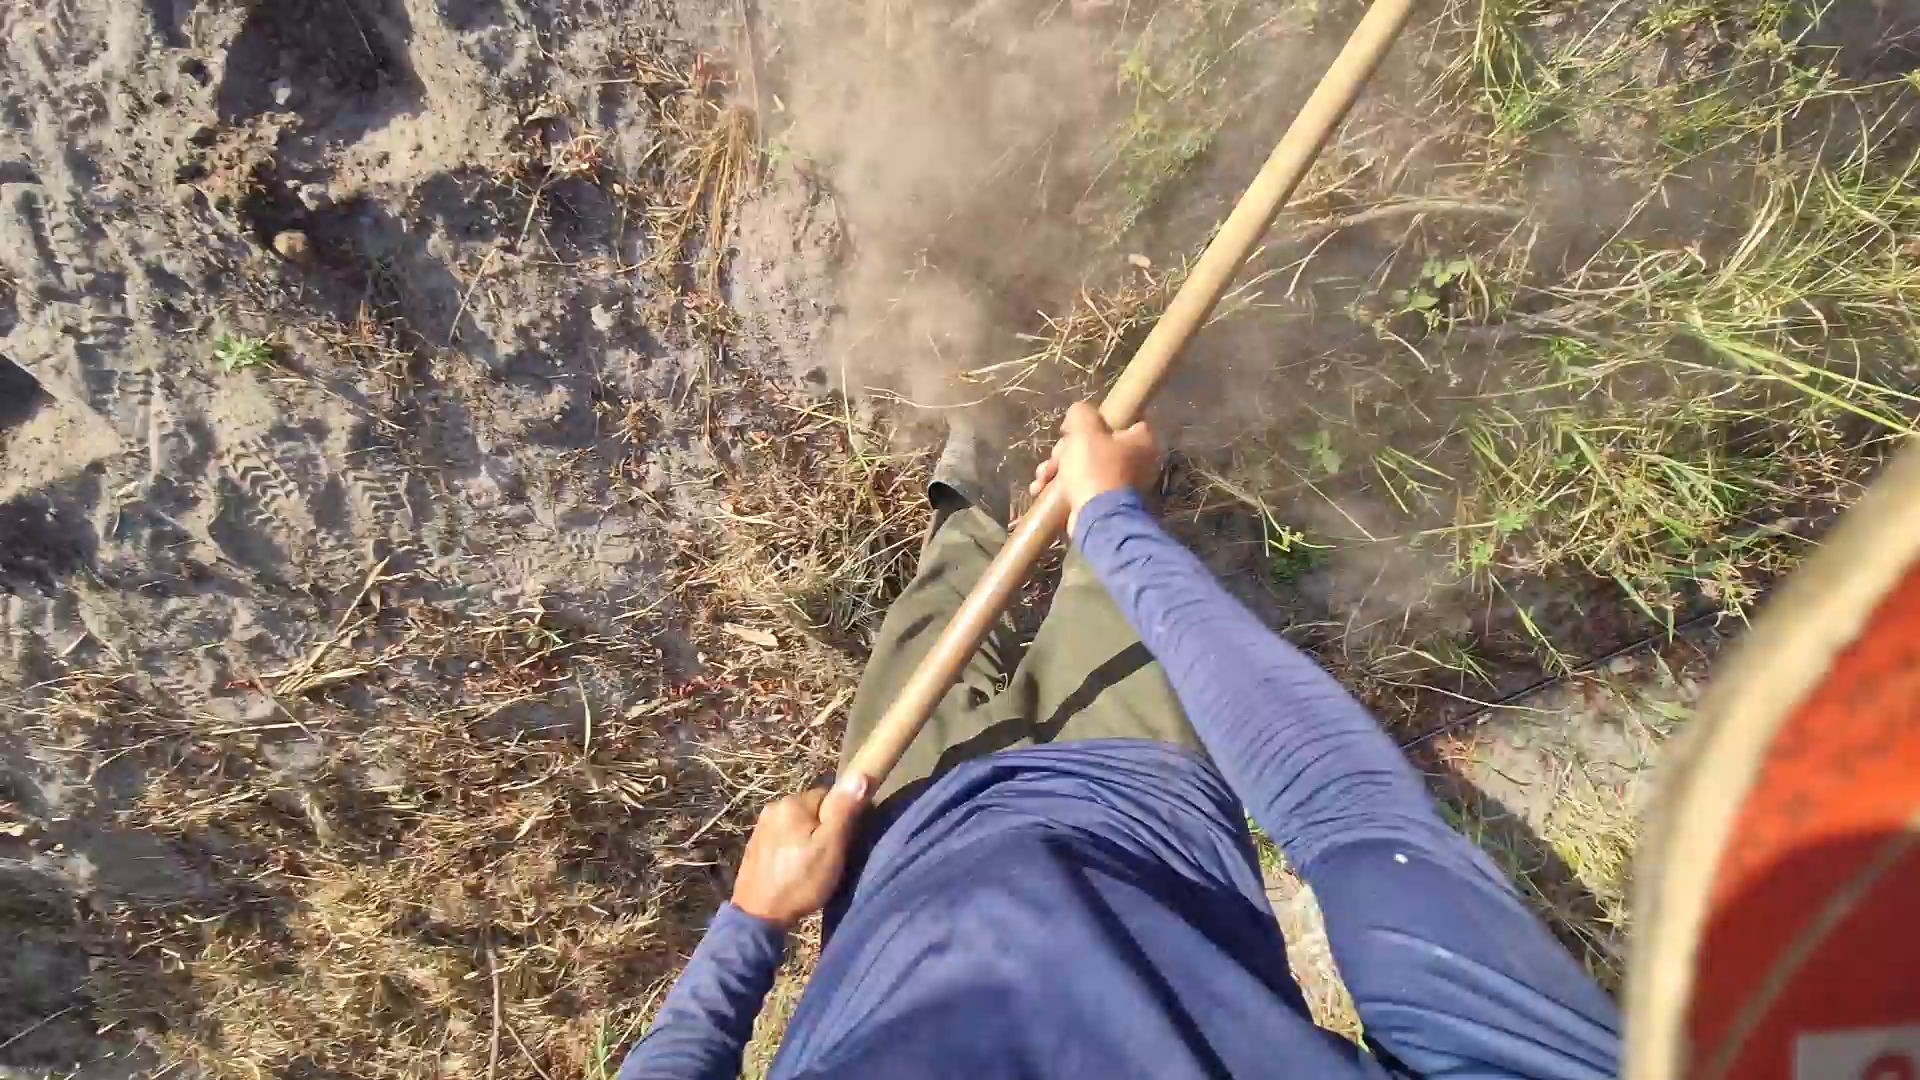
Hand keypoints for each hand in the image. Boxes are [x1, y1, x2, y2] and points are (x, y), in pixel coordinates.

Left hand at [730, 775, 869, 926]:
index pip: (828, 796)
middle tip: (826, 857)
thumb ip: (843, 810)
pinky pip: (782, 837)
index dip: (839, 818)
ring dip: (806, 839)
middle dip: (822, 829)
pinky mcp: (755, 845)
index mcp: (792, 802)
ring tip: (810, 866)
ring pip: (797, 824)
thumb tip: (860, 775)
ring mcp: (761, 826)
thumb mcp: (830, 847)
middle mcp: (774, 807)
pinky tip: (793, 869)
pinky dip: (791, 849)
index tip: (839, 843)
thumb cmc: (800, 881)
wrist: (757, 917)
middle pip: (812, 810)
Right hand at [1029, 401, 1159, 532]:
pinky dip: (1060, 487)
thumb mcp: (1085, 430)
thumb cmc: (1095, 470)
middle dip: (1065, 450)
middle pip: (1095, 443)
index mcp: (1141, 440)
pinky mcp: (1102, 501)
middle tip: (1056, 457)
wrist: (1097, 520)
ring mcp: (1119, 484)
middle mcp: (1135, 461)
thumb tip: (1078, 414)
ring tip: (1042, 477)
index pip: (1124, 417)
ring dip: (1056, 469)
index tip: (1075, 425)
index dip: (1097, 417)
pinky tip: (1040, 489)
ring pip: (1082, 465)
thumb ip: (1081, 412)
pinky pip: (1079, 486)